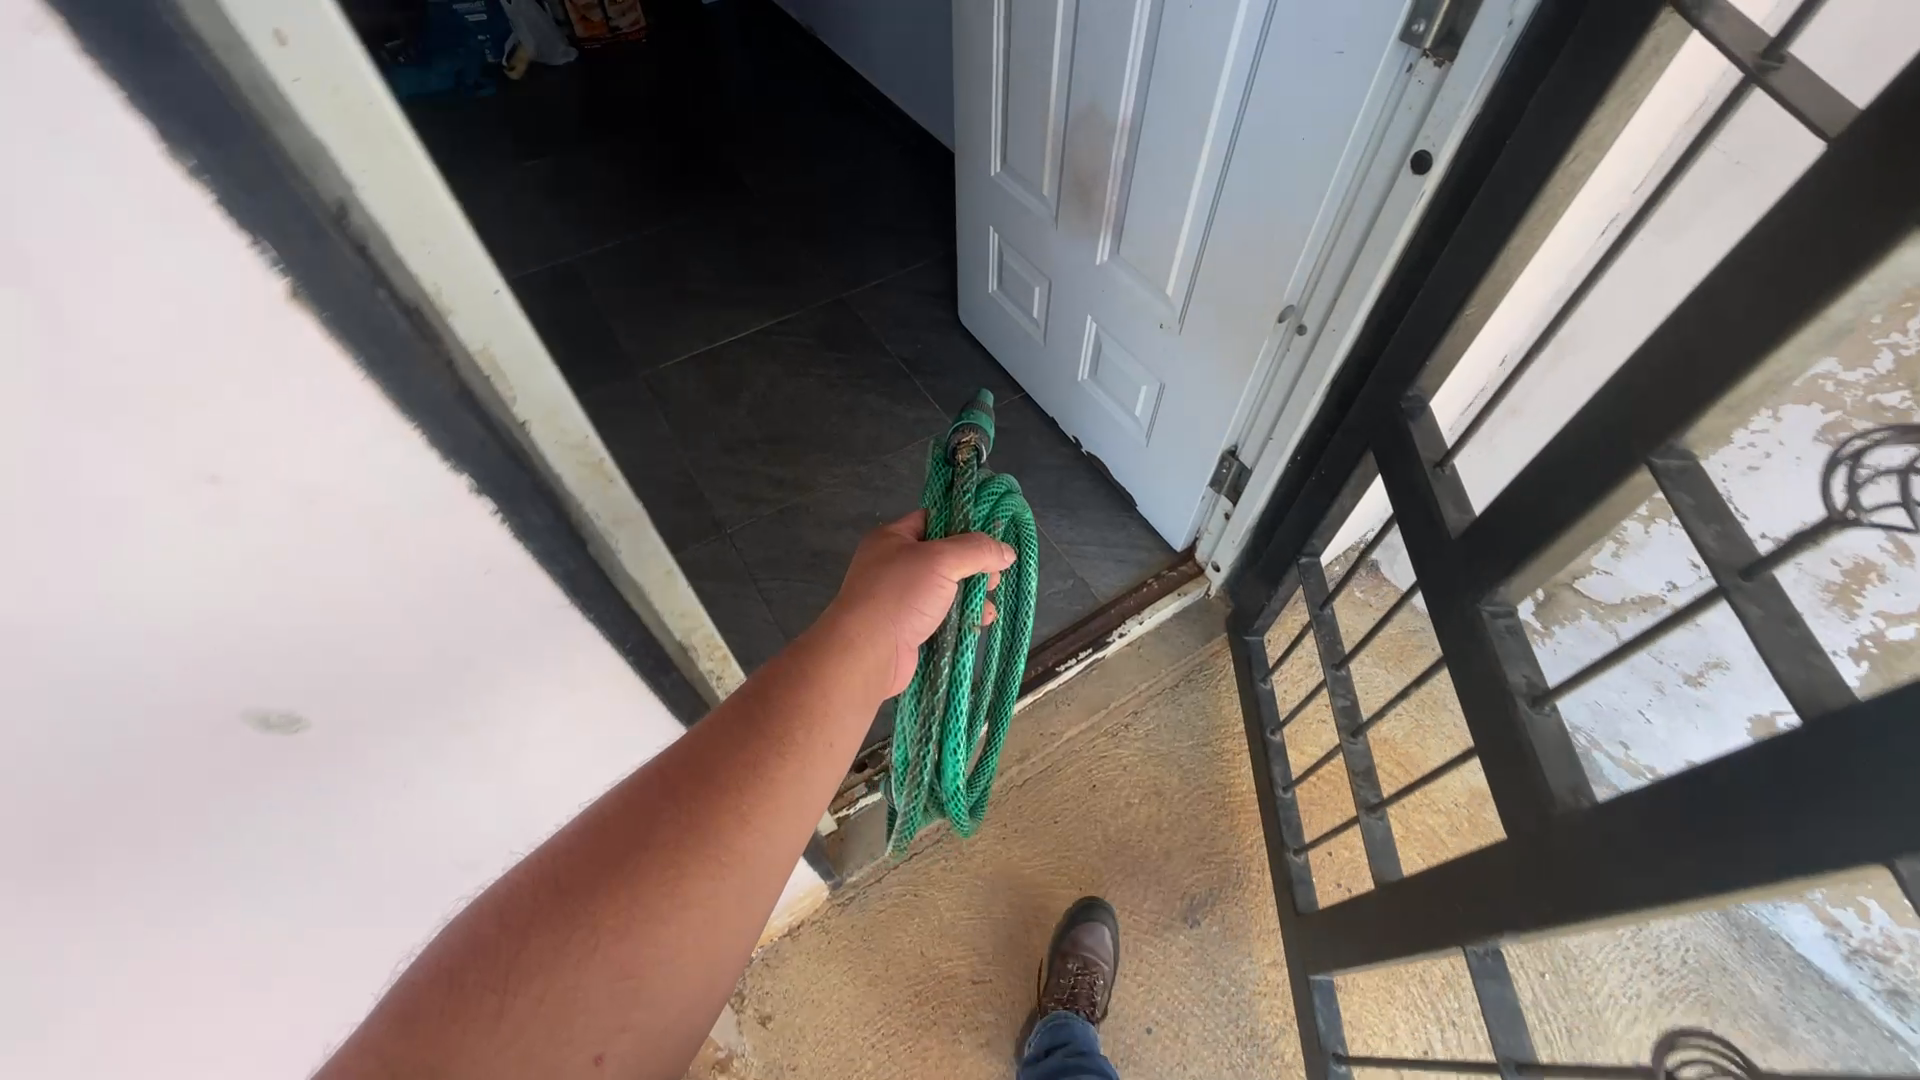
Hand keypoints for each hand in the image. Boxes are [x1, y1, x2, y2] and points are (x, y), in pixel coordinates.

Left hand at [821, 509, 1015, 696]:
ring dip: (973, 594)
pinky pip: (943, 615)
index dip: (964, 524)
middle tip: (994, 576)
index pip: (934, 519)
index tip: (993, 536)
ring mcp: (902, 598)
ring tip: (990, 602)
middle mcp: (895, 564)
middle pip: (945, 557)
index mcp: (893, 538)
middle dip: (974, 566)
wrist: (867, 653)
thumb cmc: (900, 595)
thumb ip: (977, 550)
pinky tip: (981, 621)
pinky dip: (962, 616)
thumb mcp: (941, 560)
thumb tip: (1007, 552)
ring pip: (947, 589)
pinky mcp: (910, 627)